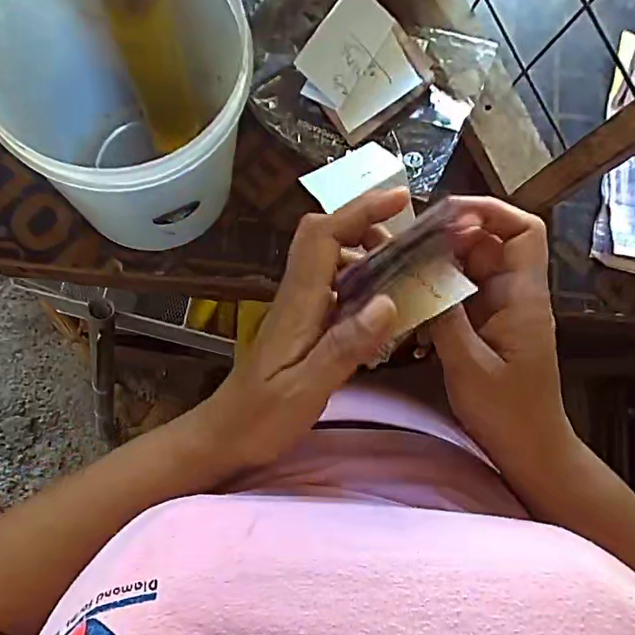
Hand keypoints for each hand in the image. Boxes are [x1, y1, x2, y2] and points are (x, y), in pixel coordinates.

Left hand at [188, 188, 406, 471]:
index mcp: (297, 304)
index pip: (323, 237)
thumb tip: (388, 301)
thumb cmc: (260, 418)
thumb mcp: (306, 389)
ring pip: (330, 261)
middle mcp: (296, 297)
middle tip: (410, 244)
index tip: (399, 198)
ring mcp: (297, 310)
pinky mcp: (302, 326)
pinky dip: (361, 282)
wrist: (223, 436)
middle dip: (367, 225)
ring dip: (366, 253)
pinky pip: (333, 288)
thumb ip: (345, 347)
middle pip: (324, 238)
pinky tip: (382, 307)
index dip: (360, 210)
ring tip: (405, 271)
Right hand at [428, 197, 573, 479]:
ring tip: (401, 269)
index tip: (446, 214)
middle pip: (488, 245)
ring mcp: (500, 312)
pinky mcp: (486, 328)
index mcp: (523, 298)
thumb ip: (445, 319)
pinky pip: (461, 297)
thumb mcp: (469, 366)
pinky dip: (438, 294)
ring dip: (439, 267)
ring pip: (470, 270)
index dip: (490, 211)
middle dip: (449, 238)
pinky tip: (412, 306)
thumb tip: (422, 276)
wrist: (529, 449)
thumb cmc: (507, 413)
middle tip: (406, 244)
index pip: (522, 231)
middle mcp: (514, 296)